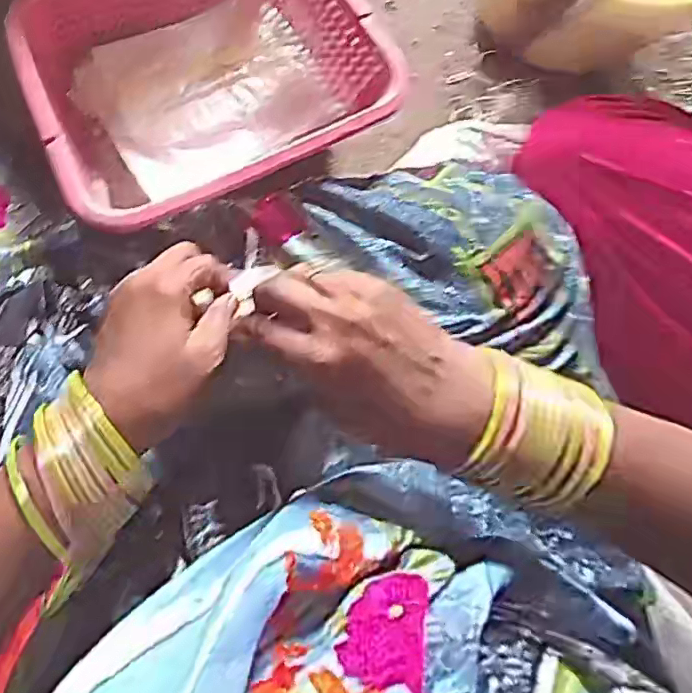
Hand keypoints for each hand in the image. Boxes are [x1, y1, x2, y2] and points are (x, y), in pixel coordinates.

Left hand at [82, 242, 233, 450]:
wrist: (108, 411)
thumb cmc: (161, 386)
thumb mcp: (205, 356)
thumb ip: (223, 318)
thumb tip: (231, 298)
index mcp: (165, 285)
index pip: (204, 261)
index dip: (225, 276)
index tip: (236, 299)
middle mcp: (142, 277)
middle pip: (181, 254)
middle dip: (203, 271)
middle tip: (216, 301)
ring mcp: (125, 288)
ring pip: (162, 266)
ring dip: (183, 281)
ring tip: (196, 314)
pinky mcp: (115, 303)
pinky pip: (147, 282)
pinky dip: (164, 291)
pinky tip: (173, 320)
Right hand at [242, 270, 491, 465]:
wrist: (459, 400)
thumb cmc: (394, 421)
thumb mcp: (335, 408)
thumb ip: (300, 370)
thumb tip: (276, 347)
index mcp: (318, 356)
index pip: (258, 326)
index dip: (239, 321)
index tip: (232, 321)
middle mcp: (331, 317)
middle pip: (273, 285)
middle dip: (256, 291)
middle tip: (254, 300)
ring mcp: (355, 295)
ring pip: (302, 271)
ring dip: (288, 282)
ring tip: (287, 294)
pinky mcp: (377, 283)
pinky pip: (333, 272)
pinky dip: (320, 282)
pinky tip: (324, 296)